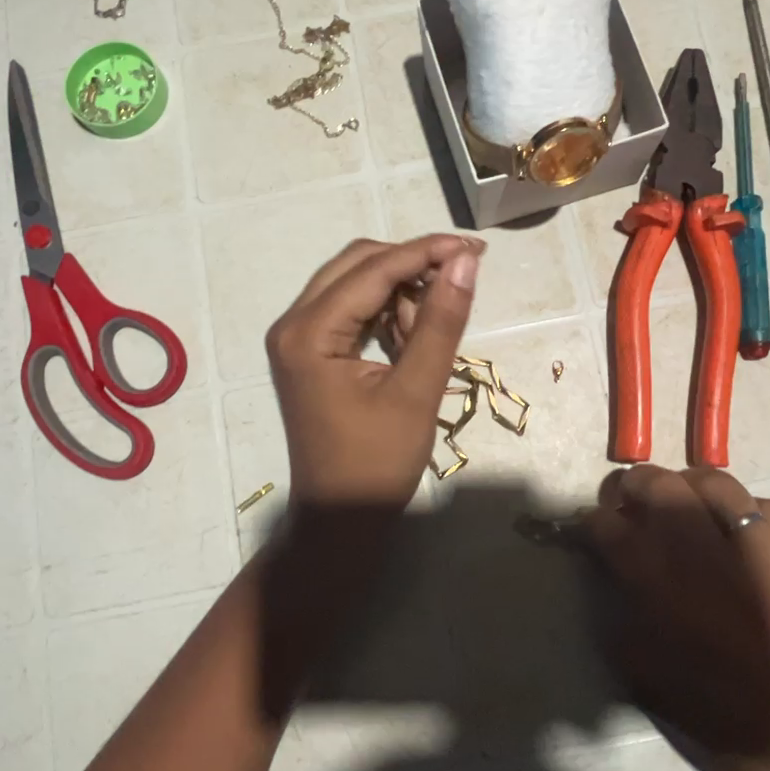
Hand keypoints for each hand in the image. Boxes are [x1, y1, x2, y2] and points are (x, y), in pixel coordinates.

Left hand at [267, 235, 482, 510]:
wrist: (339, 521)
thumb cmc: (376, 463)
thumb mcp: (416, 391)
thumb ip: (440, 322)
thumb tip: (466, 263)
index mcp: (308, 332)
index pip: (373, 269)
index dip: (427, 253)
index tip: (477, 249)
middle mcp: (292, 324)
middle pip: (358, 265)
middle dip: (412, 267)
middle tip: (461, 282)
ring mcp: (296, 338)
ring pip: (354, 284)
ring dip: (399, 292)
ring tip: (433, 328)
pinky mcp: (308, 353)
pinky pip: (349, 310)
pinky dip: (384, 313)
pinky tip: (411, 338)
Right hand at [583, 466, 769, 770]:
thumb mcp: (689, 717)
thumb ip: (642, 654)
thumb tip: (622, 610)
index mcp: (678, 600)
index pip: (614, 532)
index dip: (595, 524)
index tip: (588, 530)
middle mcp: (717, 552)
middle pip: (656, 485)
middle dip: (629, 487)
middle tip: (622, 509)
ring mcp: (768, 539)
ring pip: (706, 478)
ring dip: (678, 485)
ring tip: (673, 510)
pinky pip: (754, 501)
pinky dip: (729, 504)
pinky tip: (732, 537)